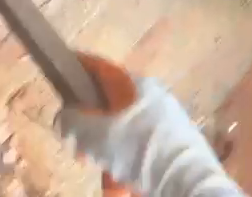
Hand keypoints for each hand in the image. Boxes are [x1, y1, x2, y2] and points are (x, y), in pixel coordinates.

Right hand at [59, 56, 243, 196]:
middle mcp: (150, 97)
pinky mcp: (177, 150)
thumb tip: (64, 119)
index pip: (97, 66)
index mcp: (131, 83)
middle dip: (91, 129)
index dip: (76, 66)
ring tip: (105, 182)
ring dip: (109, 158)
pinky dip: (130, 172)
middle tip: (78, 147)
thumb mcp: (93, 133)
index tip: (60, 73)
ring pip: (126, 136)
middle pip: (109, 106)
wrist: (191, 187)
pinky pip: (143, 155)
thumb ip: (71, 122)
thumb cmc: (138, 148)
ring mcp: (166, 124)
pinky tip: (123, 190)